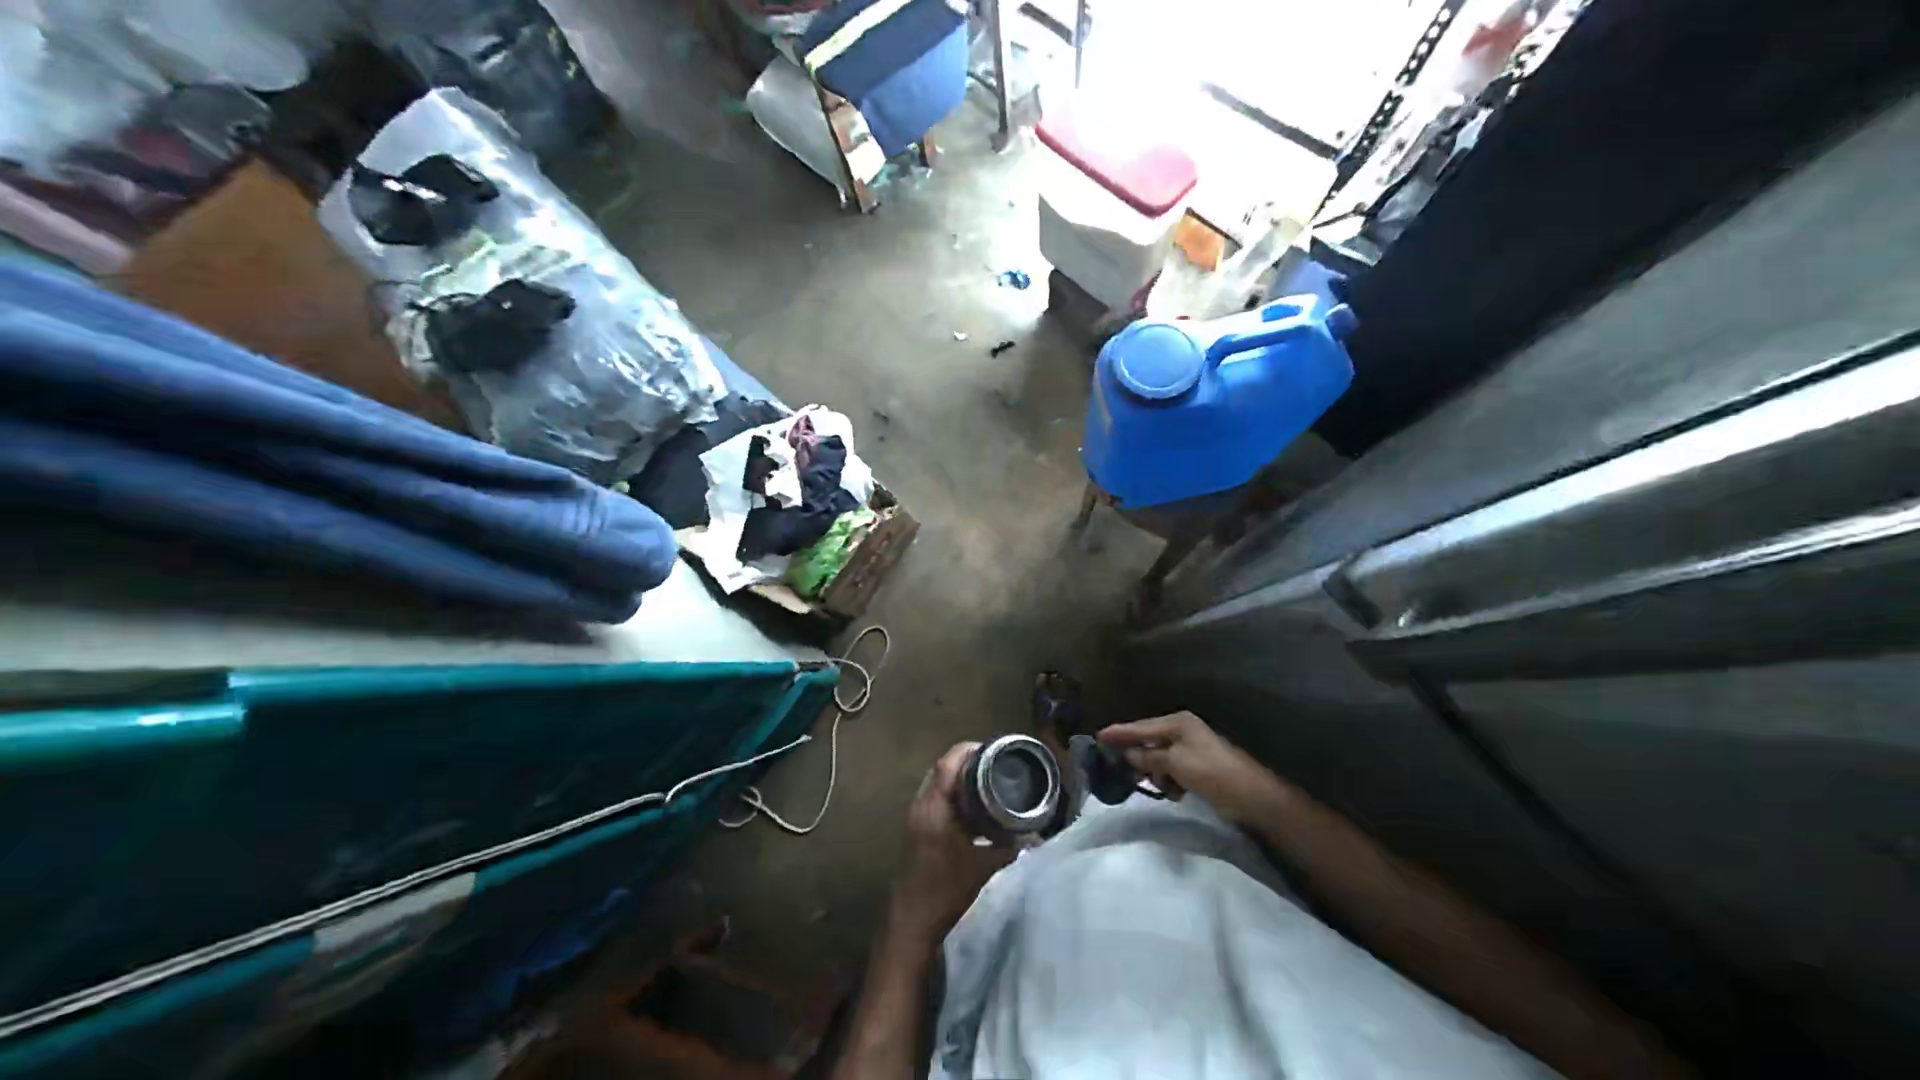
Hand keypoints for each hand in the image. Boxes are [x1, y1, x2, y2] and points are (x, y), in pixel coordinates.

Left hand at [889, 742, 1012, 940]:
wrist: (913, 921)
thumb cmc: (946, 891)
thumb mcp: (984, 866)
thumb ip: (1011, 846)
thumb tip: (1037, 834)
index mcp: (933, 807)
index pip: (948, 763)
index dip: (971, 750)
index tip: (996, 750)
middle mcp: (921, 805)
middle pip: (942, 769)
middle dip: (968, 761)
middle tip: (996, 763)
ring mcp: (917, 817)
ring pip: (939, 784)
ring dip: (960, 777)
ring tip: (990, 780)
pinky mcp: (918, 829)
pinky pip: (937, 798)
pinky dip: (955, 794)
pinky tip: (975, 806)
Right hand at [1098, 711, 1295, 825]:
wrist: (1253, 796)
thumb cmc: (1212, 773)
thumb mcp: (1175, 763)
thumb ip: (1149, 758)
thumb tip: (1127, 755)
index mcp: (1178, 723)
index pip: (1140, 727)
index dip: (1119, 733)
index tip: (1098, 737)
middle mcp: (1182, 731)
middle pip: (1148, 742)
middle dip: (1138, 758)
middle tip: (1123, 772)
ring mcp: (1191, 749)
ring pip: (1159, 759)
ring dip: (1155, 774)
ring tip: (1161, 788)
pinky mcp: (1197, 767)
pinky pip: (1172, 770)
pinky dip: (1169, 780)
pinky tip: (1173, 793)